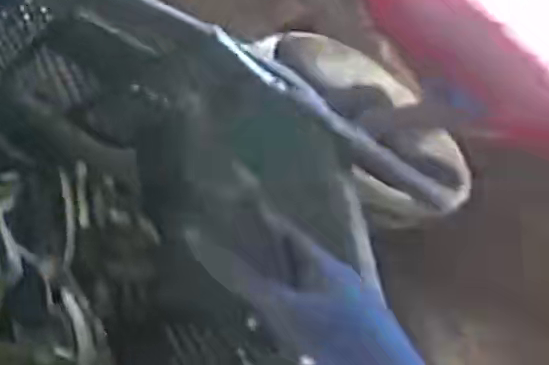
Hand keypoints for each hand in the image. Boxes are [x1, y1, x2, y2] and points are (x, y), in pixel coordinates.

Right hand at [185, 208, 423, 364]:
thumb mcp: (283, 308)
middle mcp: (340, 278)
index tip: (217, 205)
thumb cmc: (341, 342)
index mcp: (326, 263)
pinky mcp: (357, 334)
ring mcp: (353, 308)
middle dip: (256, 253)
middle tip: (218, 246)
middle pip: (290, 256)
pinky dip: (287, 307)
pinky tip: (268, 319)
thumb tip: (191, 233)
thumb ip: (239, 275)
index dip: (249, 214)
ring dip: (271, 284)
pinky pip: (311, 308)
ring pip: (300, 284)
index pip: (281, 227)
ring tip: (236, 284)